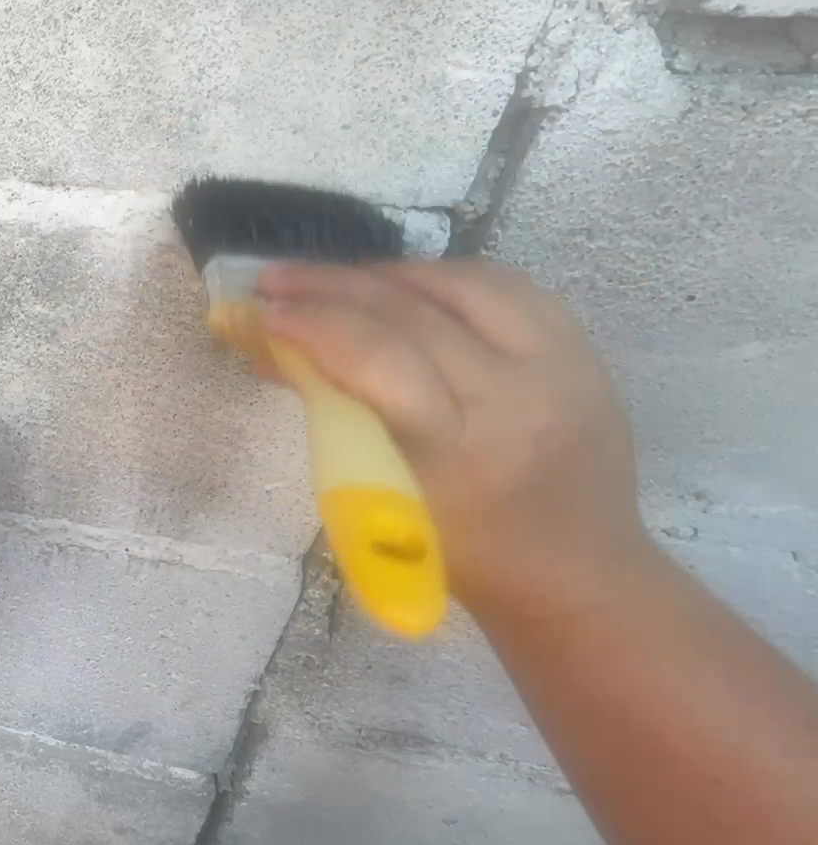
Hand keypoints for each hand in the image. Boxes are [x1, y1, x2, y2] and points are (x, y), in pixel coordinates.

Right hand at [257, 259, 654, 623]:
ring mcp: (564, 366)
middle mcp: (521, 394)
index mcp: (463, 445)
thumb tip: (267, 353)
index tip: (260, 310)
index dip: (313, 323)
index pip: (378, 356)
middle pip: (413, 311)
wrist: (575, 572)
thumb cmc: (457, 552)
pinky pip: (506, 286)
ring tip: (331, 277)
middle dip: (331, 286)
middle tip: (274, 278)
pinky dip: (440, 278)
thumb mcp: (379, 492)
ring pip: (463, 282)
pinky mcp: (584, 352)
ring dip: (385, 272)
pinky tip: (400, 284)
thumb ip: (331, 414)